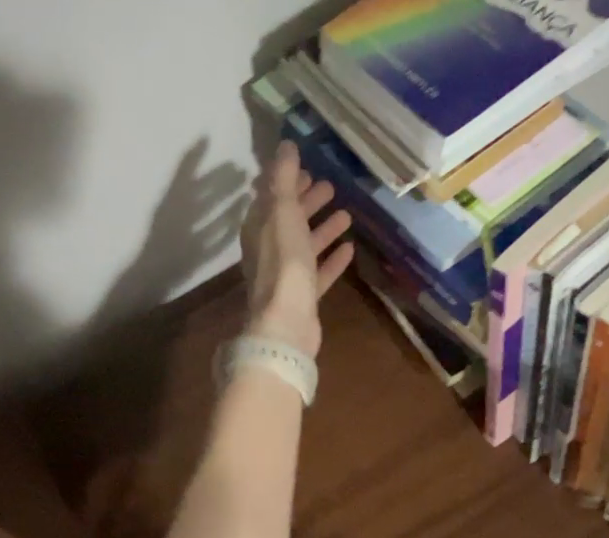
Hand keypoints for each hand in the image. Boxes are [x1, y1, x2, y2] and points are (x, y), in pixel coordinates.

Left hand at [240, 141, 353, 356]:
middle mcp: (268, 251)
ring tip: (347, 214)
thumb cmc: (283, 262)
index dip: (288, 182)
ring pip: (305, 246)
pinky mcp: (303, 298)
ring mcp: (286, 276)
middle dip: (307, 203)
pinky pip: (318, 273)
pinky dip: (331, 259)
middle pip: (289, 221)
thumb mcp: (282, 211)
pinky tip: (350, 248)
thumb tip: (286, 145)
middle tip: (330, 186)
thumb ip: (283, 178)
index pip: (271, 198)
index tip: (308, 168)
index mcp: (258, 229)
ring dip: (323, 229)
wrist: (286, 321)